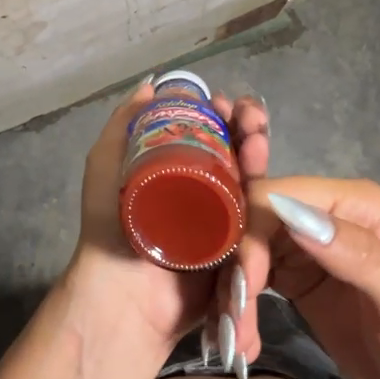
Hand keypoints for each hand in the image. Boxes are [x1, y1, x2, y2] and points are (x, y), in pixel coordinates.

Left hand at [67, 80, 269, 364]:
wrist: (123, 293)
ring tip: (256, 136)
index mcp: (174, 173)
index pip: (208, 137)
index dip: (220, 116)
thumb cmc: (109, 224)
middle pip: (236, 156)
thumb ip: (124, 126)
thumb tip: (151, 85)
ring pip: (254, 184)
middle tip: (250, 116)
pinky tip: (268, 176)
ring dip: (259, 154)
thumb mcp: (107, 163)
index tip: (224, 101)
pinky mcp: (242, 257)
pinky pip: (263, 225)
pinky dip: (272, 199)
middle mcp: (202, 196)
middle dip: (248, 130)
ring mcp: (224, 226)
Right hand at [250, 176, 379, 378]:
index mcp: (356, 204)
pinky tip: (243, 339)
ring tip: (240, 340)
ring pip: (244, 250)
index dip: (251, 231)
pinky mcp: (292, 276)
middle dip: (236, 268)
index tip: (245, 285)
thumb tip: (296, 218)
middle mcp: (324, 214)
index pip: (278, 195)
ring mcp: (305, 244)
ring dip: (233, 293)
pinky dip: (238, 305)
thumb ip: (360, 257)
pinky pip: (249, 277)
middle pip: (252, 221)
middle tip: (235, 322)